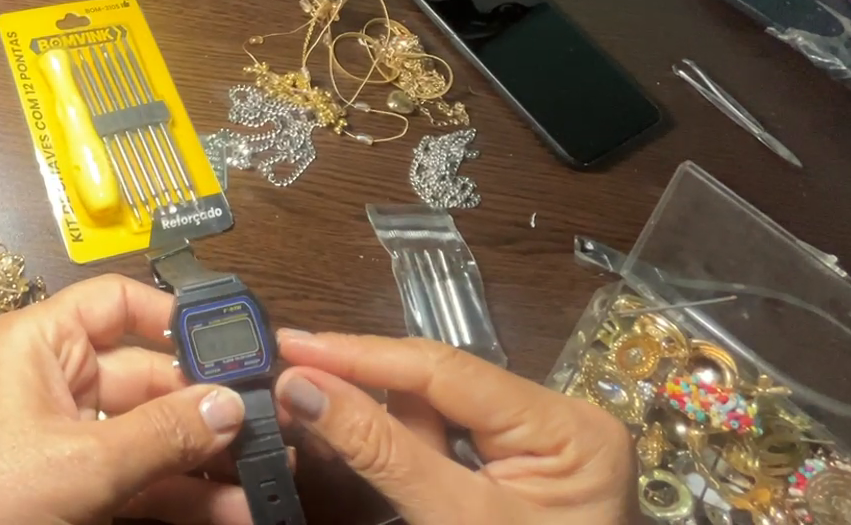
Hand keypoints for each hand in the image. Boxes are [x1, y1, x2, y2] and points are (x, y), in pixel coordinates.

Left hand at [0, 274, 281, 524]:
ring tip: (268, 467)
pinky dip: (182, 490)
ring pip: (150, 430)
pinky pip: (141, 473)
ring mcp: (71, 431)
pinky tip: (234, 504)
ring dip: (204, 453)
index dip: (172, 316)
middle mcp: (60, 375)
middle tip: (268, 420)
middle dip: (203, 401)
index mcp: (43, 340)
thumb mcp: (81, 463)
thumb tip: (227, 407)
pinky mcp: (80, 481)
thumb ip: (160, 436)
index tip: (232, 342)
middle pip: (145, 373)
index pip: (116, 302)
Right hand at [273, 331, 633, 524]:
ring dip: (372, 424)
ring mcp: (529, 442)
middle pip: (429, 383)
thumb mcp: (453, 524)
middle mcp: (549, 418)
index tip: (289, 344)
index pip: (440, 367)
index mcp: (563, 425)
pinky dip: (390, 444)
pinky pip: (433, 435)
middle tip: (287, 385)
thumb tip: (297, 383)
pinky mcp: (508, 466)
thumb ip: (378, 448)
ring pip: (423, 407)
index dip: (358, 352)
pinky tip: (352, 447)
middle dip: (360, 390)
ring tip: (319, 432)